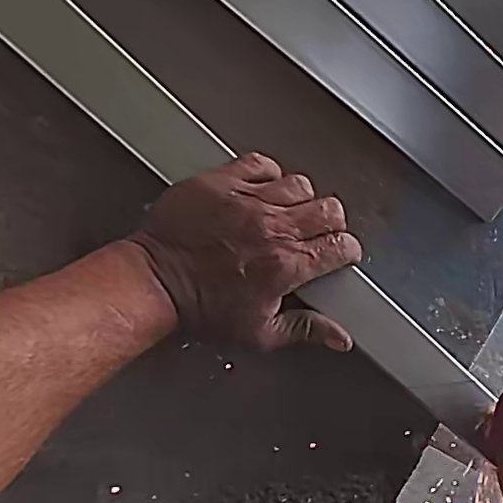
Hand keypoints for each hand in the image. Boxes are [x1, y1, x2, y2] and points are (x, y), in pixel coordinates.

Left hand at [129, 153, 362, 350]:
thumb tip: (338, 337)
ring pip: (300, 184)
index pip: (340, 246)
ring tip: (290, 213)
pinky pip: (261, 164)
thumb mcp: (261, 334)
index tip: (341, 253)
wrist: (155, 283)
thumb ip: (306, 331)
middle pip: (329, 209)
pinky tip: (263, 191)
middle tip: (320, 233)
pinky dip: (269, 175)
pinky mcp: (222, 183)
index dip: (347, 250)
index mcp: (287, 266)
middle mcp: (272, 229)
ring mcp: (247, 201)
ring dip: (302, 199)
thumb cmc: (201, 308)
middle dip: (333, 223)